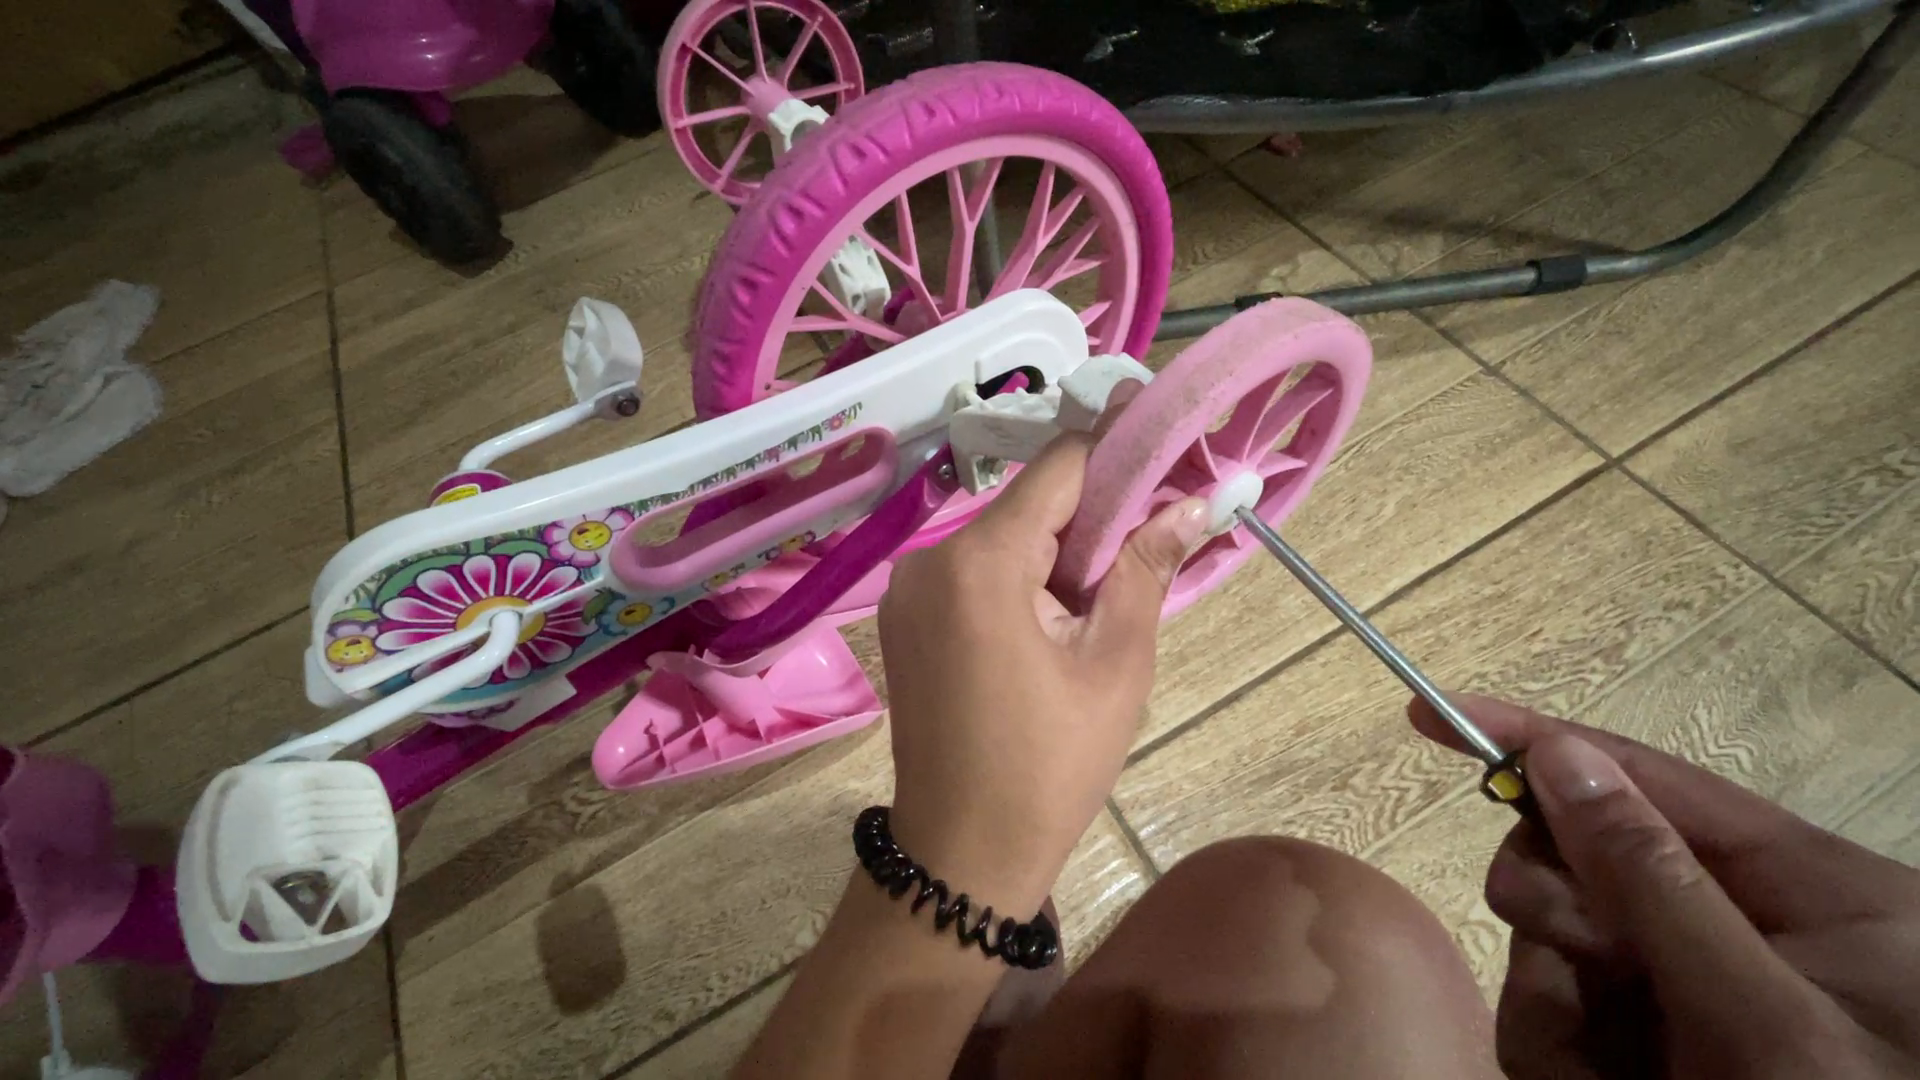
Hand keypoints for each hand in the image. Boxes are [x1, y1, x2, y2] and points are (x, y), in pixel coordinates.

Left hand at [878, 436, 1205, 911]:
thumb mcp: (1114, 665)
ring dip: (1056, 552)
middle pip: (1030, 503)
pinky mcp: (904, 616)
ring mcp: (908, 587)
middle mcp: (930, 557)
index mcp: (980, 561)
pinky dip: (1018, 577)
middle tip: (1154, 537)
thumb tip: (1192, 502)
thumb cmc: (1049, 765)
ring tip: (1102, 599)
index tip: (1170, 456)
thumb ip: (1147, 569)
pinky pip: (973, 571)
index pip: (1060, 466)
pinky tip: (1051, 620)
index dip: (1119, 453)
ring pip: (1002, 537)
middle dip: (1094, 515)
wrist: (960, 850)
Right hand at [1410, 695, 1919, 1078]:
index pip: (1638, 772)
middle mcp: (1742, 921)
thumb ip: (1654, 880)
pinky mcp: (1654, 1032)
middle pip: (1579, 855)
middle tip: (1578, 955)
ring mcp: (1692, 980)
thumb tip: (1556, 754)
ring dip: (1557, 999)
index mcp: (1808, 888)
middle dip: (1552, 903)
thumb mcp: (1763, 1019)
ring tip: (1609, 1077)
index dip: (1528, 736)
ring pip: (1553, 938)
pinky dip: (1560, 1046)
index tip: (1429, 714)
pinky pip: (1556, 1002)